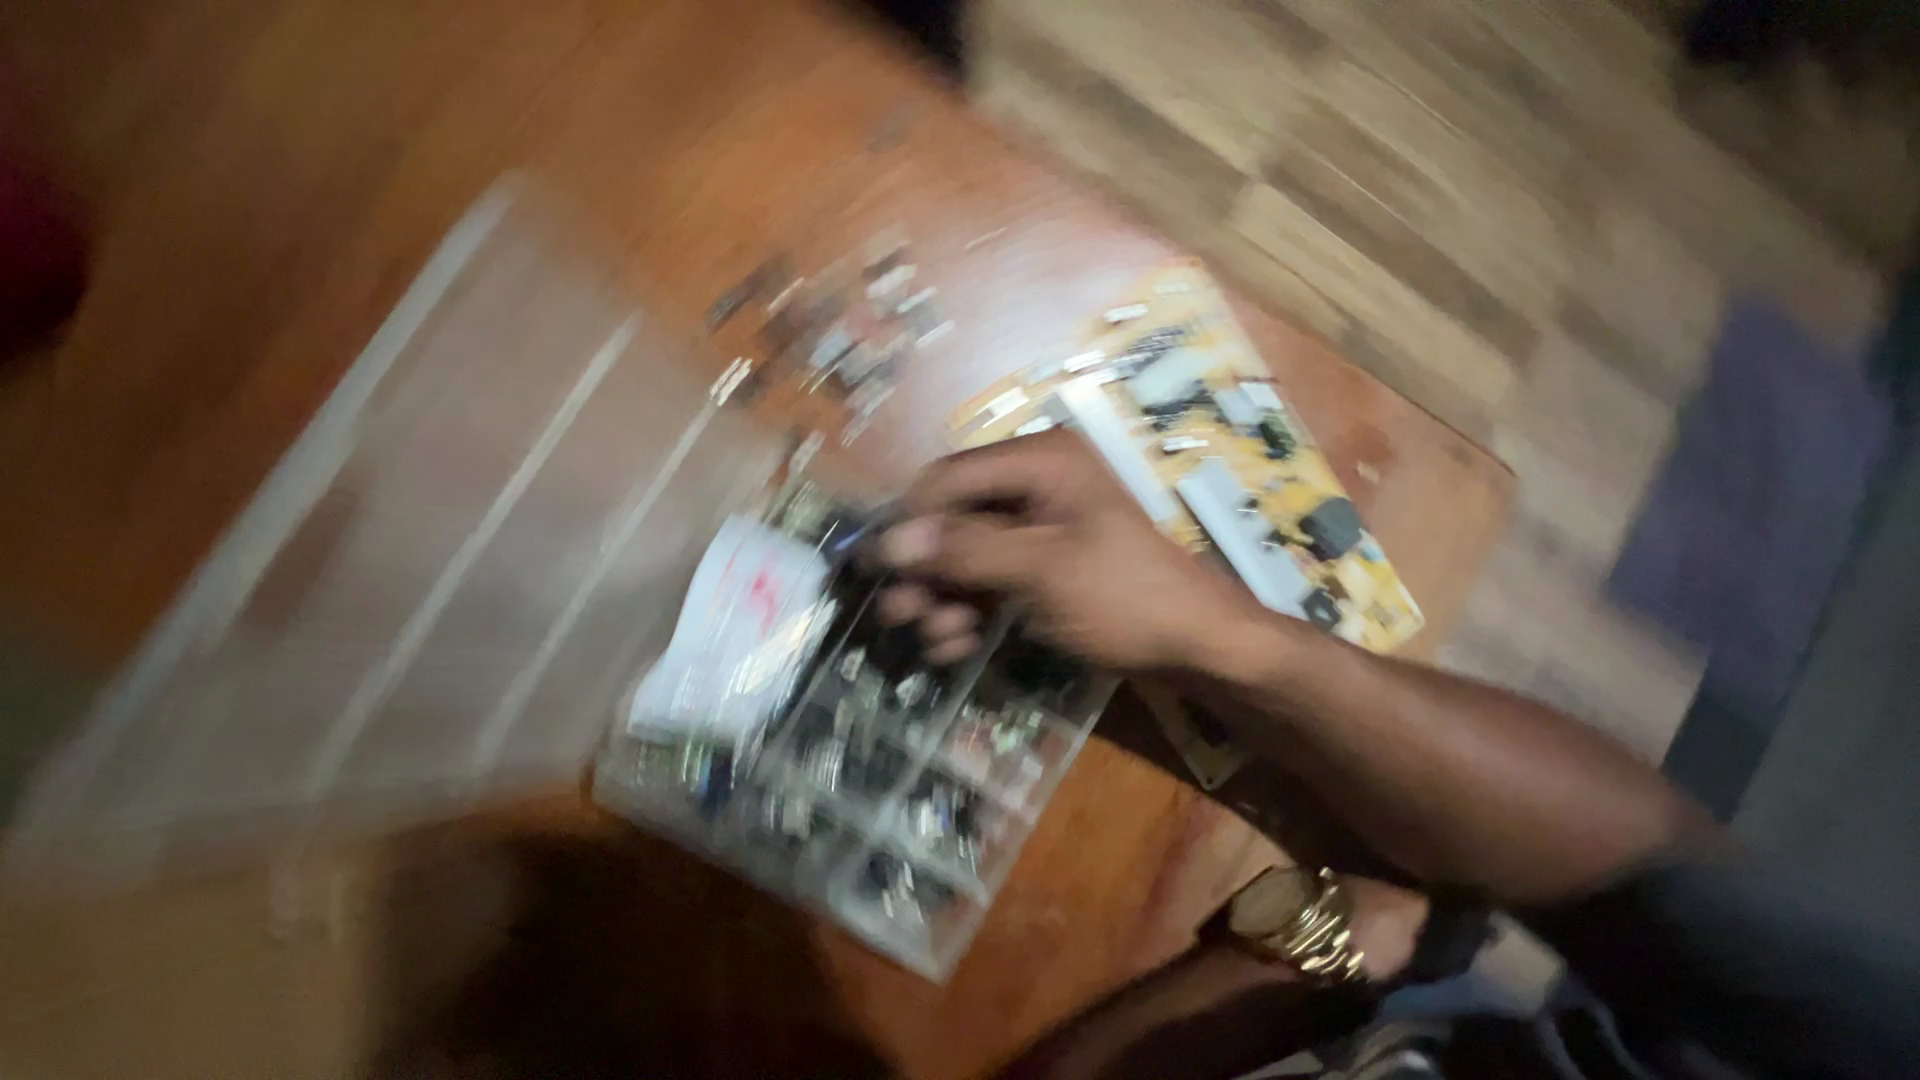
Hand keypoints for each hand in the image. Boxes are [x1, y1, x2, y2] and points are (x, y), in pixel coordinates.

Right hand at [874, 429, 1260, 671]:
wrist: (1194, 643)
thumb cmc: (1123, 595)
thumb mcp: (1040, 569)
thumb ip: (964, 551)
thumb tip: (887, 542)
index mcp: (1040, 460)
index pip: (949, 478)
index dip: (909, 523)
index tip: (879, 570)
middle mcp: (1034, 481)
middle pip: (953, 518)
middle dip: (926, 570)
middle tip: (897, 615)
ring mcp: (1037, 523)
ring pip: (965, 553)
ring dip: (943, 597)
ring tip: (934, 640)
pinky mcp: (1040, 561)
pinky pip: (989, 575)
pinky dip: (969, 607)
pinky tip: (955, 644)